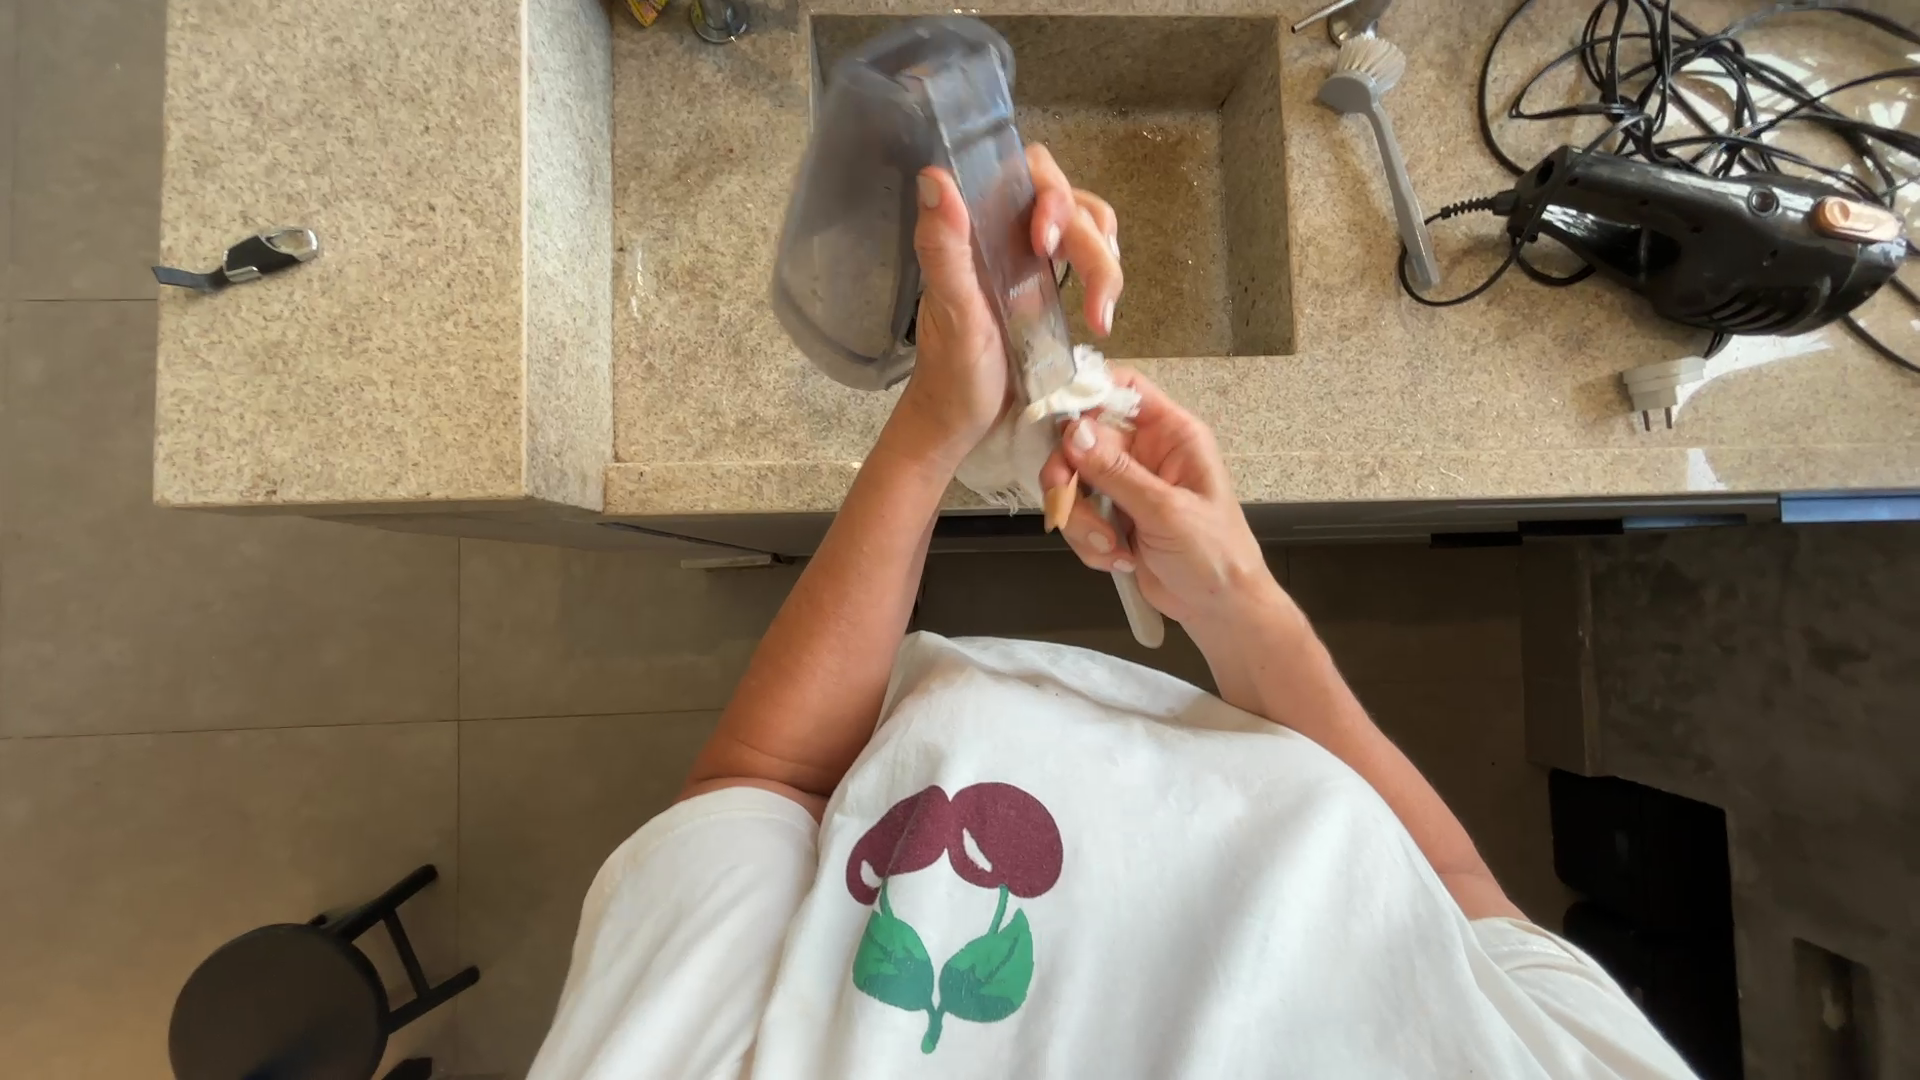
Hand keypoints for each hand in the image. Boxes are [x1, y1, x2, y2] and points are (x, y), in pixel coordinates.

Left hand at [884, 145, 1124, 469]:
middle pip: (1069, 200)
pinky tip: (1100, 315)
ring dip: (1105, 263)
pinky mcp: (1043, 286)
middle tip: (1094, 302)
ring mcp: (1025, 259)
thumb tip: (934, 177)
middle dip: (1091, 242)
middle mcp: (1002, 233)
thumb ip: (944, 249)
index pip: (1025, 172)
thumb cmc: (951, 375)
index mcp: (977, 228)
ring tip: (1101, 316)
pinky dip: (1103, 277)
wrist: (961, 424)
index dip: (1051, 194)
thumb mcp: (952, 314)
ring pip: (1086, 228)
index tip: (1047, 244)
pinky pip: (1085, 259)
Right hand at [1039, 369, 1280, 632]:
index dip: (1087, 392)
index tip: (1057, 420)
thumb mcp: (1166, 510)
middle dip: (1069, 479)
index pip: (1123, 388)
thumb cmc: (1214, 553)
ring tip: (1112, 549)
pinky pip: (1076, 517)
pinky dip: (1089, 543)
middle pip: (1080, 441)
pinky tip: (1119, 560)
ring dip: (1081, 522)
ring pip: (1072, 484)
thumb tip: (1073, 431)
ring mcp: (1123, 486)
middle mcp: (1143, 452)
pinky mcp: (1109, 518)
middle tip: (1063, 503)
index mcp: (1169, 433)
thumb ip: (1117, 471)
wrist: (1217, 607)